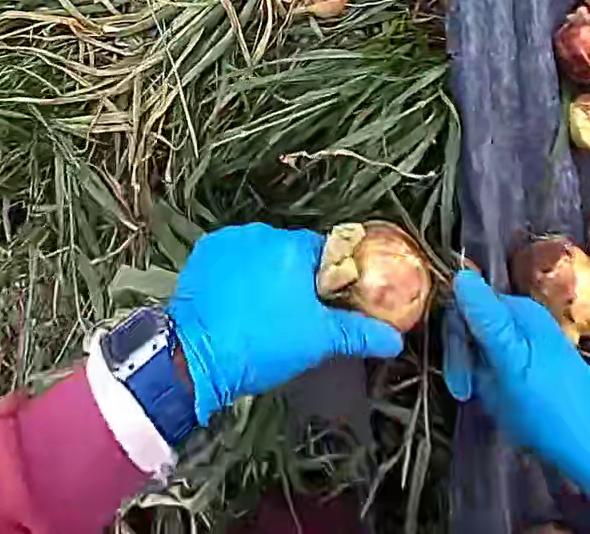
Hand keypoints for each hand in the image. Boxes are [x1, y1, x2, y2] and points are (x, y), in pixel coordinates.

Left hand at [168, 223, 404, 425]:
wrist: (194, 356)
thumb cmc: (263, 343)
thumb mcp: (317, 341)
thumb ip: (359, 333)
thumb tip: (396, 340)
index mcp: (294, 246)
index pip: (324, 251)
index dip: (326, 277)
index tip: (322, 301)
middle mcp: (264, 232)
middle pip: (291, 250)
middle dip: (294, 275)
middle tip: (291, 312)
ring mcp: (231, 238)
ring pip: (261, 251)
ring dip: (264, 270)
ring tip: (258, 309)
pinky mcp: (205, 249)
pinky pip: (231, 255)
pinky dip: (236, 270)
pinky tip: (233, 298)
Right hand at [445, 271, 589, 529]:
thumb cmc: (556, 409)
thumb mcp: (512, 361)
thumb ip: (485, 318)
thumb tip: (458, 273)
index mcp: (518, 311)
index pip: (466, 304)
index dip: (455, 340)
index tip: (460, 381)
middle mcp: (524, 321)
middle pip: (473, 325)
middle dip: (464, 360)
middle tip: (468, 395)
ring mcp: (531, 346)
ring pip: (483, 350)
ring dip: (479, 378)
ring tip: (493, 405)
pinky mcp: (536, 370)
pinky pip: (499, 368)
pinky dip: (494, 388)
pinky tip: (506, 409)